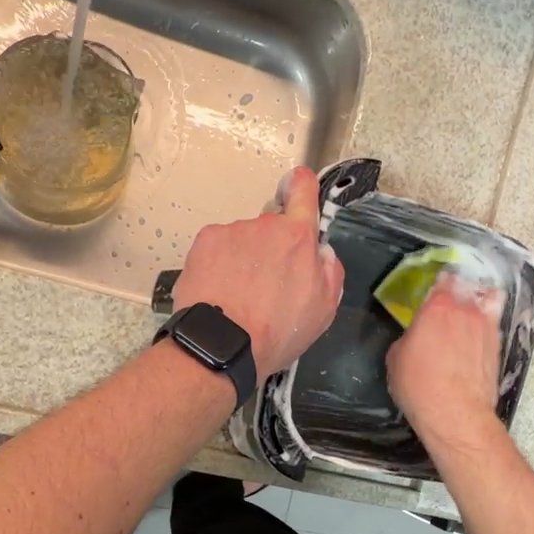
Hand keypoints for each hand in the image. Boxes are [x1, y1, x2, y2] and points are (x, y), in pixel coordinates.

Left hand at [173, 167, 343, 379]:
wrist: (222, 345)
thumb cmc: (277, 332)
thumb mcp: (323, 311)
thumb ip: (329, 272)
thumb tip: (321, 253)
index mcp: (298, 237)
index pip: (304, 190)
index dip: (301, 188)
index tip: (295, 193)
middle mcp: (265, 225)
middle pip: (270, 228)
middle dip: (270, 250)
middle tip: (264, 287)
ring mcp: (232, 231)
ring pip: (242, 240)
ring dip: (242, 260)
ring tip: (237, 297)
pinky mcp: (204, 242)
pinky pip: (217, 248)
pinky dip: (218, 265)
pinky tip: (218, 292)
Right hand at [386, 273, 507, 454]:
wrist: (455, 413)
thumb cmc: (418, 385)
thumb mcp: (396, 358)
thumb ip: (409, 338)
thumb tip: (416, 338)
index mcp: (436, 307)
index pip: (442, 281)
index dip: (439, 285)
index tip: (434, 294)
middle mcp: (465, 310)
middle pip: (466, 290)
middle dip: (458, 295)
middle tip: (448, 309)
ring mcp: (486, 326)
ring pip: (487, 302)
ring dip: (478, 305)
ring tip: (469, 318)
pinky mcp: (498, 345)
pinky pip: (494, 325)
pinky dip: (487, 326)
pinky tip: (478, 338)